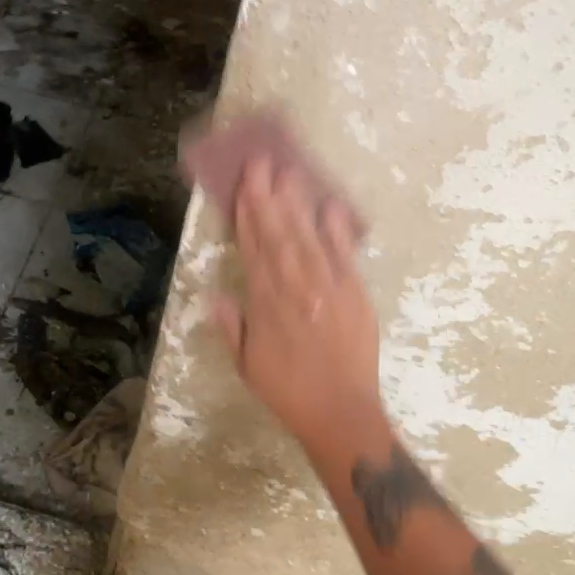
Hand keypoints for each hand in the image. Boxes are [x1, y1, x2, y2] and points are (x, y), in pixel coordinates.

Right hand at [215, 157, 384, 453]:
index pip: (254, 250)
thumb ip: (233, 326)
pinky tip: (329, 204)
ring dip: (297, 203)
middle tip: (262, 161)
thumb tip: (218, 294)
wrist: (340, 414)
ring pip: (308, 237)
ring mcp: (328, 289)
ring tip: (289, 172)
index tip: (243, 186)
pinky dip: (337, 229)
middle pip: (278, 235)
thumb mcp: (247, 364)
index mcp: (265, 306)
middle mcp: (294, 290)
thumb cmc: (288, 391)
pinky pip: (345, 254)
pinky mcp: (355, 294)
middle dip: (268, 196)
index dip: (248, 216)